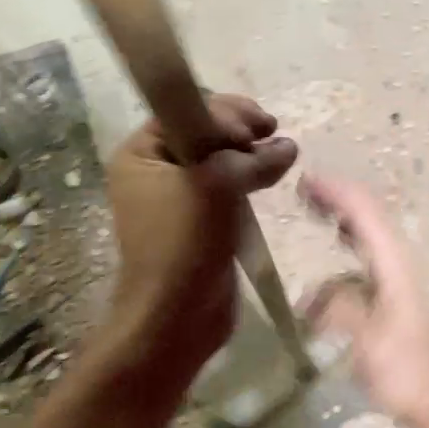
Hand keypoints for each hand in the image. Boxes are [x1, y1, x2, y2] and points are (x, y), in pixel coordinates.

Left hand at [107, 95, 296, 363]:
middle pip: (204, 132)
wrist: (175, 317)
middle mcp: (153, 169)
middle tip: (271, 134)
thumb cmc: (185, 242)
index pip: (186, 110)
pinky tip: (272, 178)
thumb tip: (287, 148)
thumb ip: (254, 159)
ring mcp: (175, 197)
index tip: (254, 131)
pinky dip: (248, 180)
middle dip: (241, 131)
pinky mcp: (198, 221)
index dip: (225, 112)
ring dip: (249, 155)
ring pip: (218, 160)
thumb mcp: (218, 186)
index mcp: (141, 153)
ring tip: (280, 158)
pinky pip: (225, 187)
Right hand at [300, 174, 428, 427]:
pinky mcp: (391, 295)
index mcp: (394, 264)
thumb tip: (312, 297)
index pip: (365, 212)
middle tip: (303, 190)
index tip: (305, 181)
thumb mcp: (368, 341)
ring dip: (342, 216)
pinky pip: (365, 254)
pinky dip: (346, 241)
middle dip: (337, 197)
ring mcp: (396, 278)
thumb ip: (340, 310)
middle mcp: (397, 262)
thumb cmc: (405, 372)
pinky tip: (331, 253)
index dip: (336, 191)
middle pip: (368, 214)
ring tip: (312, 208)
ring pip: (368, 232)